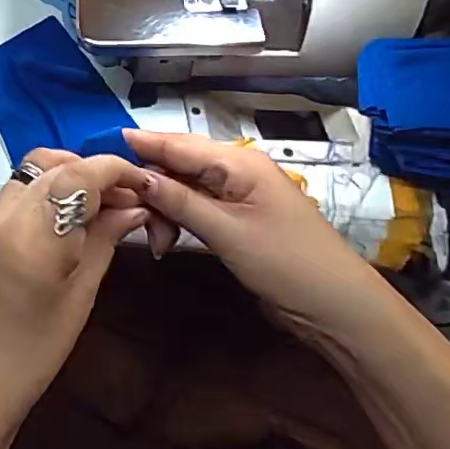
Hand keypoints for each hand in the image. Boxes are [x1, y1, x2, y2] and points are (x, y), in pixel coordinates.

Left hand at [0, 149, 150, 405]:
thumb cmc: (39, 345)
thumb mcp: (84, 290)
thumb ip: (107, 237)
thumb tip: (137, 206)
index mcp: (34, 238)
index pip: (78, 177)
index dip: (115, 170)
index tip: (143, 182)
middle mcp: (9, 214)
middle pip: (60, 164)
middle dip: (99, 171)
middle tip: (130, 196)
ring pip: (41, 164)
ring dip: (77, 171)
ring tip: (107, 199)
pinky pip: (28, 179)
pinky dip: (57, 179)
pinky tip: (78, 204)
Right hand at [127, 129, 385, 339]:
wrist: (338, 308)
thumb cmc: (287, 263)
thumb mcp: (228, 232)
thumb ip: (181, 201)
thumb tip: (139, 176)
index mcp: (239, 163)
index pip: (182, 145)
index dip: (147, 143)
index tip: (111, 140)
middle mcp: (237, 171)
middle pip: (182, 164)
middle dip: (152, 182)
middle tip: (123, 203)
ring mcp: (239, 195)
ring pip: (187, 188)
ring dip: (165, 208)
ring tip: (153, 238)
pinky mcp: (239, 219)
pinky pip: (199, 208)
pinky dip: (180, 220)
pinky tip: (167, 238)